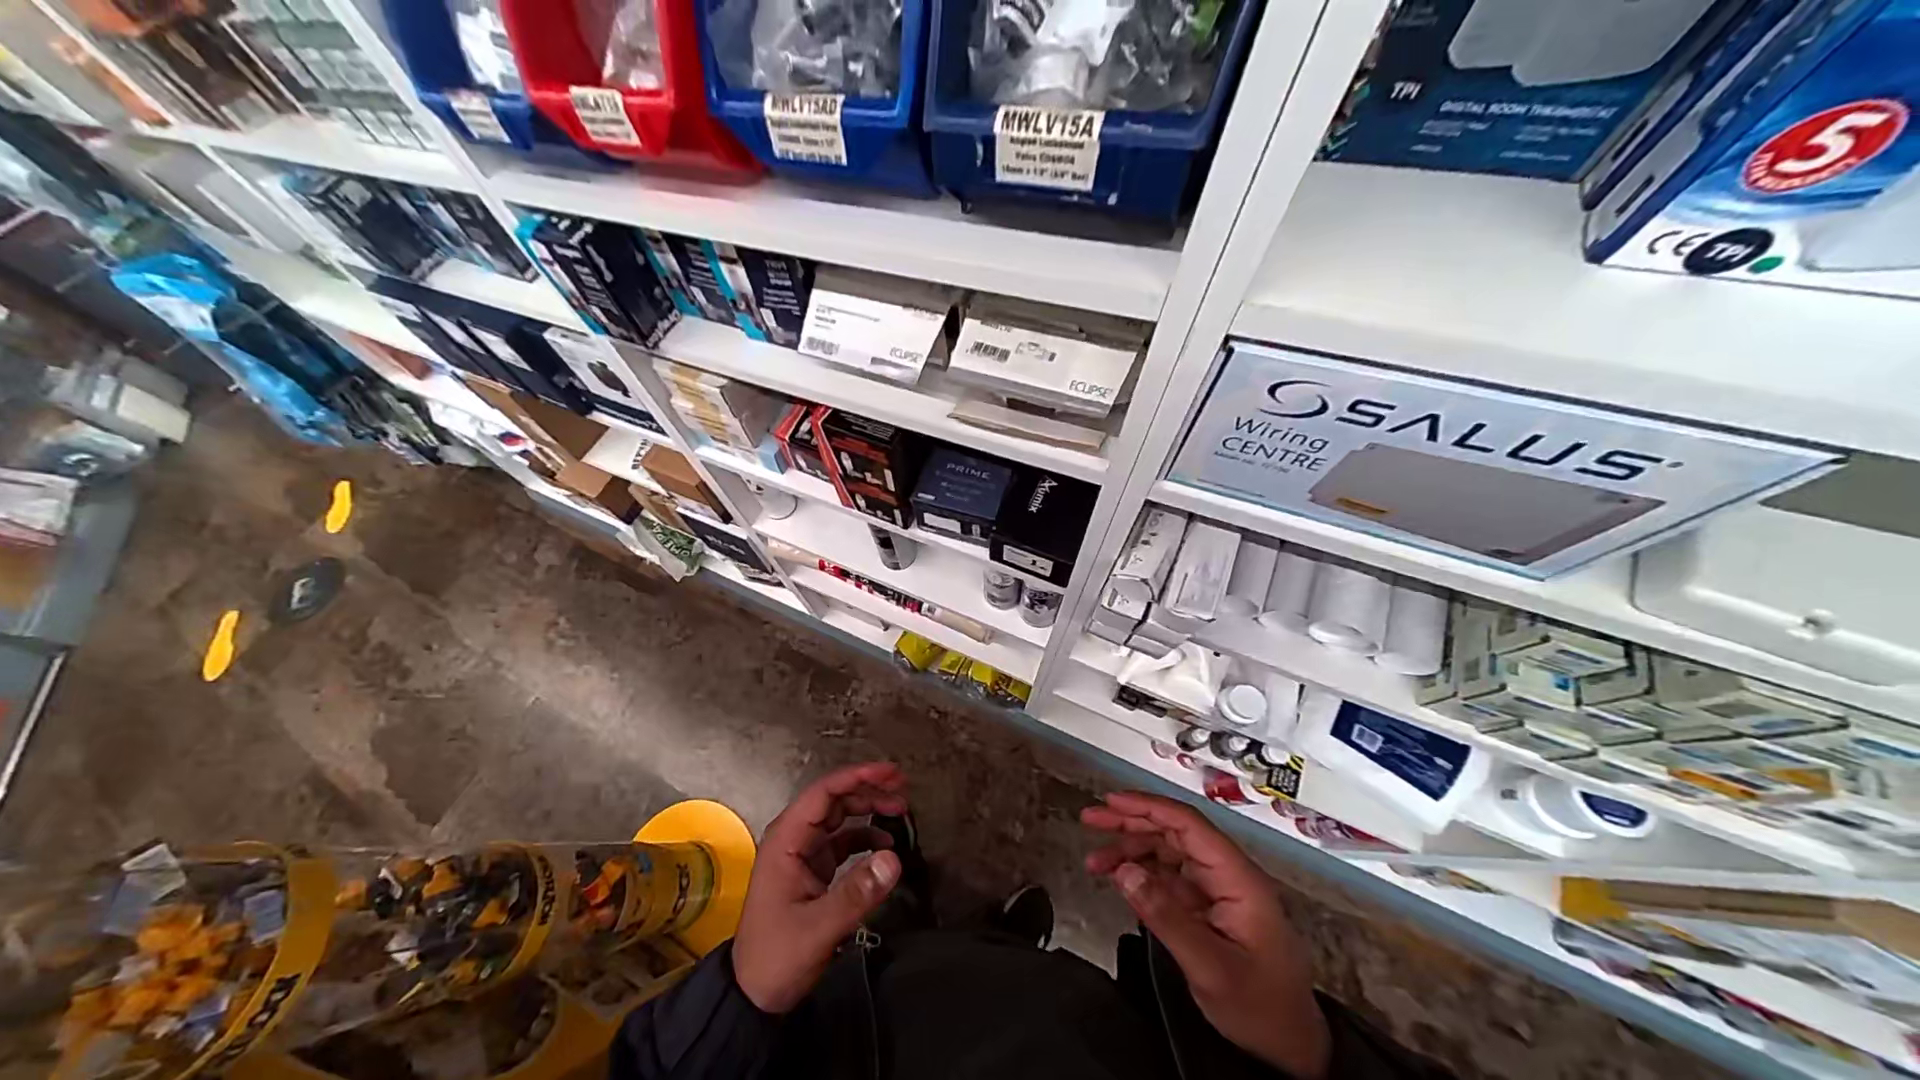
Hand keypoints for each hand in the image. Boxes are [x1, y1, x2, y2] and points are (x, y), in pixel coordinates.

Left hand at [732, 762, 905, 1012]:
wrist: (753, 995)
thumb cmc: (777, 957)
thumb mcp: (818, 928)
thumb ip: (856, 893)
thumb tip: (893, 858)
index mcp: (786, 840)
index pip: (824, 793)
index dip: (858, 777)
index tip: (890, 773)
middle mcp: (793, 839)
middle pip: (834, 800)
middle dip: (868, 789)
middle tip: (902, 788)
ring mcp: (802, 854)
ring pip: (839, 818)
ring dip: (868, 809)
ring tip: (900, 809)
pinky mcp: (812, 870)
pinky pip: (842, 841)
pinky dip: (865, 837)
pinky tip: (885, 844)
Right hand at [1083, 792, 1329, 1079]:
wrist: (1290, 1049)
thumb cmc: (1260, 1008)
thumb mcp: (1209, 967)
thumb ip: (1165, 916)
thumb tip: (1124, 870)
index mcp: (1238, 879)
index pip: (1189, 825)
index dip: (1148, 807)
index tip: (1111, 801)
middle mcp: (1227, 875)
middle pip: (1174, 833)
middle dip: (1131, 822)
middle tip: (1091, 818)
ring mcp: (1217, 891)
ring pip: (1168, 853)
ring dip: (1131, 850)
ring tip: (1095, 860)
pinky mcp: (1206, 908)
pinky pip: (1169, 878)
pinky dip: (1140, 874)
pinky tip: (1118, 879)